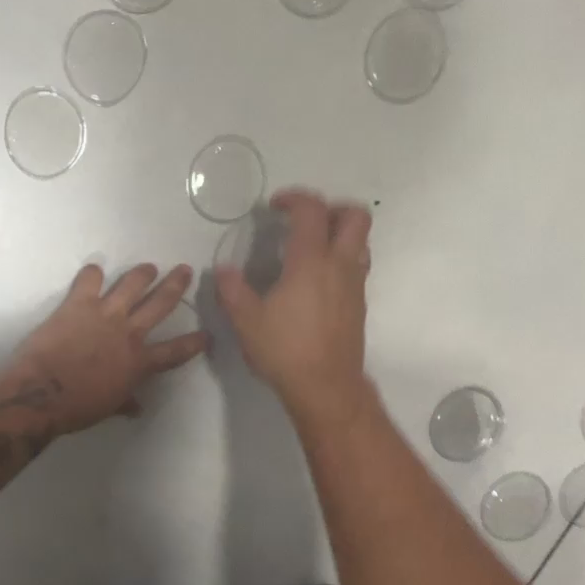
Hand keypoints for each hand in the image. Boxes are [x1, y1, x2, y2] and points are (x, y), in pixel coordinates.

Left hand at [5, 264, 210, 434]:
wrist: (43, 394)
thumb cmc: (77, 408)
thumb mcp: (107, 408)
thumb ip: (124, 401)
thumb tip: (136, 408)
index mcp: (139, 363)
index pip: (174, 351)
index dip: (193, 343)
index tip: (206, 334)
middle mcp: (129, 333)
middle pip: (160, 304)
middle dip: (175, 286)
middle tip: (184, 270)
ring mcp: (105, 314)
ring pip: (132, 284)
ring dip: (142, 273)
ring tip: (148, 267)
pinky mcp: (79, 303)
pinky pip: (90, 279)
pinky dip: (92, 273)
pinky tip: (94, 270)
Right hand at [216, 189, 374, 429]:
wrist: (325, 386)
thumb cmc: (284, 350)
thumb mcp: (246, 321)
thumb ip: (233, 291)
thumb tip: (223, 270)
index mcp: (310, 262)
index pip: (311, 211)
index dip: (295, 198)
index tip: (275, 205)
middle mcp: (339, 265)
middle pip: (355, 216)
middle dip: (331, 209)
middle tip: (305, 222)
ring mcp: (354, 285)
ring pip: (361, 241)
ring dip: (340, 234)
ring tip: (311, 249)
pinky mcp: (358, 304)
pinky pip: (356, 267)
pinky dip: (340, 260)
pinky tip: (316, 282)